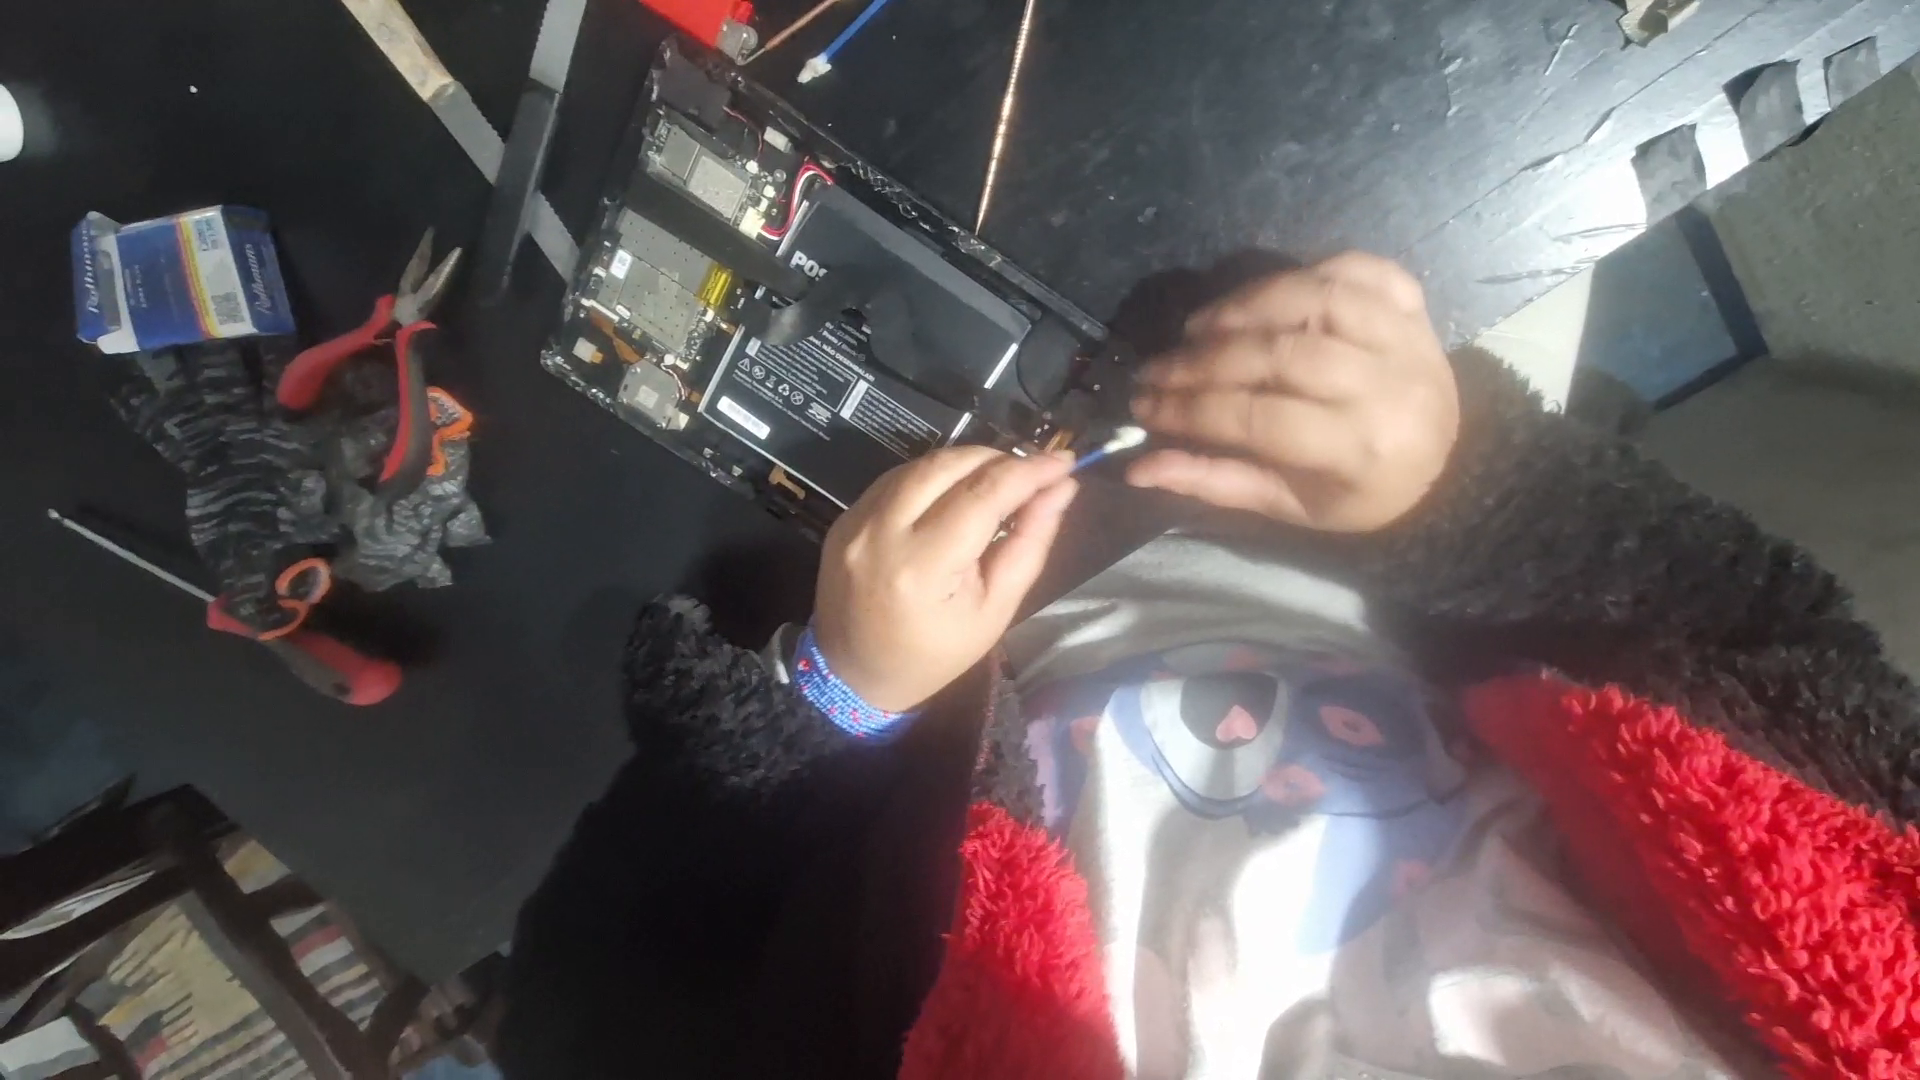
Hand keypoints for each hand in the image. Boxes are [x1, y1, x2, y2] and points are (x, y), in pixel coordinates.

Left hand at [814, 447, 1076, 711]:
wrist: (856, 674)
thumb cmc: (935, 654)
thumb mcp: (995, 610)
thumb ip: (1029, 544)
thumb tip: (1060, 489)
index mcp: (921, 568)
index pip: (982, 496)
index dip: (1028, 472)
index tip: (1064, 461)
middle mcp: (880, 533)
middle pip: (948, 466)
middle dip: (999, 458)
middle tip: (1033, 471)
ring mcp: (856, 522)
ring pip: (922, 464)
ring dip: (967, 463)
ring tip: (1002, 479)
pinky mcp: (845, 518)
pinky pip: (898, 478)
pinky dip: (935, 476)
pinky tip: (957, 491)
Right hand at [1126, 252, 1458, 531]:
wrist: (1445, 464)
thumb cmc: (1354, 494)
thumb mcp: (1285, 504)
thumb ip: (1213, 482)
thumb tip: (1137, 469)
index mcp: (1357, 449)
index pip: (1259, 418)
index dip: (1191, 409)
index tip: (1143, 406)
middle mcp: (1386, 386)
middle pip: (1282, 355)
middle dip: (1204, 360)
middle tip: (1156, 369)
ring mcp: (1405, 336)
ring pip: (1316, 299)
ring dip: (1244, 307)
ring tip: (1196, 328)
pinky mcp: (1412, 304)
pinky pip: (1355, 268)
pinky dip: (1300, 273)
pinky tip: (1260, 297)